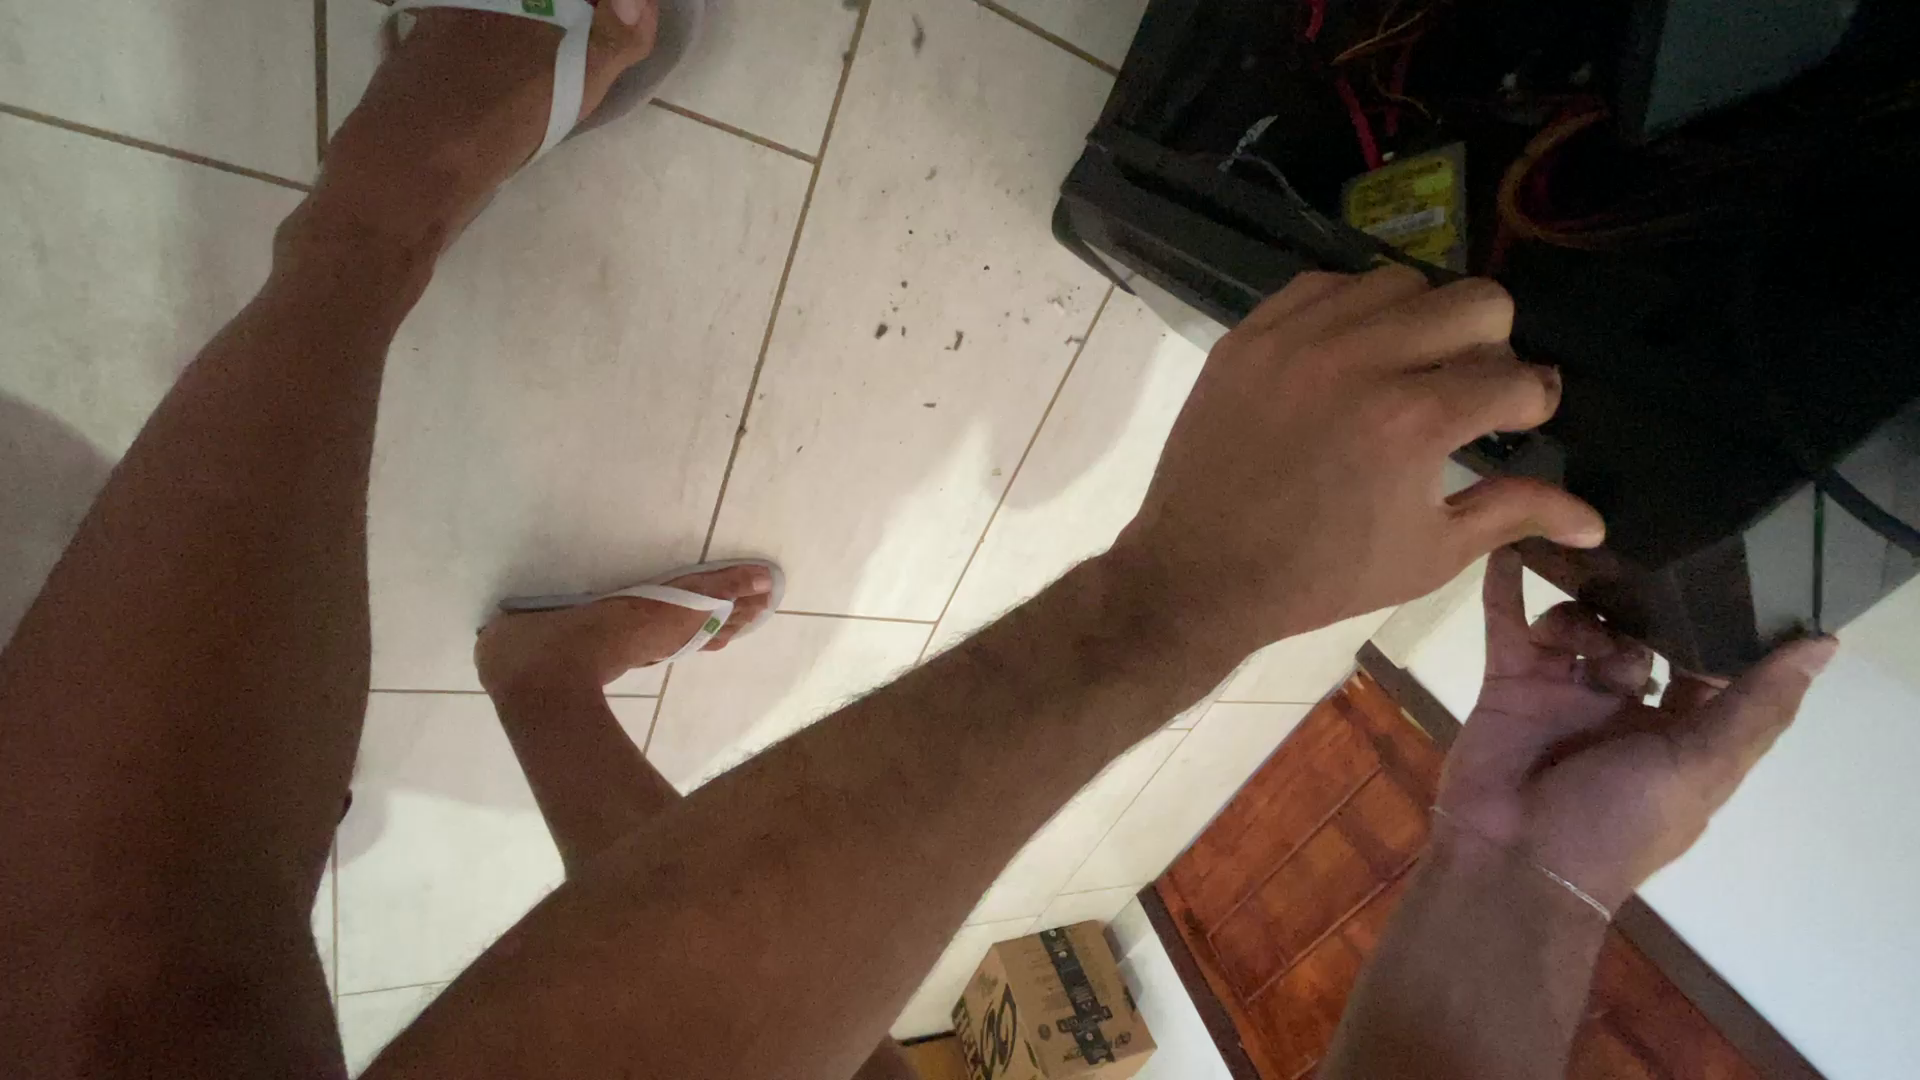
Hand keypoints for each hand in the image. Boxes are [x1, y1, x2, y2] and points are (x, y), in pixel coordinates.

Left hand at [1114, 267, 1603, 655]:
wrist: (1197, 571)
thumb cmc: (1313, 577)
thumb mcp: (1423, 556)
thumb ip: (1510, 514)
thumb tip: (1594, 516)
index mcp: (1414, 419)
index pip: (1516, 377)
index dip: (1529, 405)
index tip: (1515, 422)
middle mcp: (1357, 361)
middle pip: (1475, 301)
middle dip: (1490, 346)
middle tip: (1463, 390)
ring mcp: (1291, 343)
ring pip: (1397, 281)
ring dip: (1418, 320)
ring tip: (1400, 368)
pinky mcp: (1244, 341)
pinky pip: (1317, 287)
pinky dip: (1345, 309)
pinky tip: (1342, 352)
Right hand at [1436, 547, 1837, 911]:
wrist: (1515, 850)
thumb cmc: (1617, 819)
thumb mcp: (1700, 768)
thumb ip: (1754, 705)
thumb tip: (1822, 645)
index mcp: (1678, 731)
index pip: (1707, 666)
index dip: (1715, 628)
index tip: (1724, 577)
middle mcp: (1621, 705)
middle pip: (1635, 637)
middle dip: (1636, 613)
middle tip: (1631, 577)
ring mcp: (1560, 690)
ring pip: (1577, 629)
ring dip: (1582, 614)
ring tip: (1576, 631)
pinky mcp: (1507, 681)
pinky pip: (1508, 627)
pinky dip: (1507, 589)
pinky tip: (1508, 551)